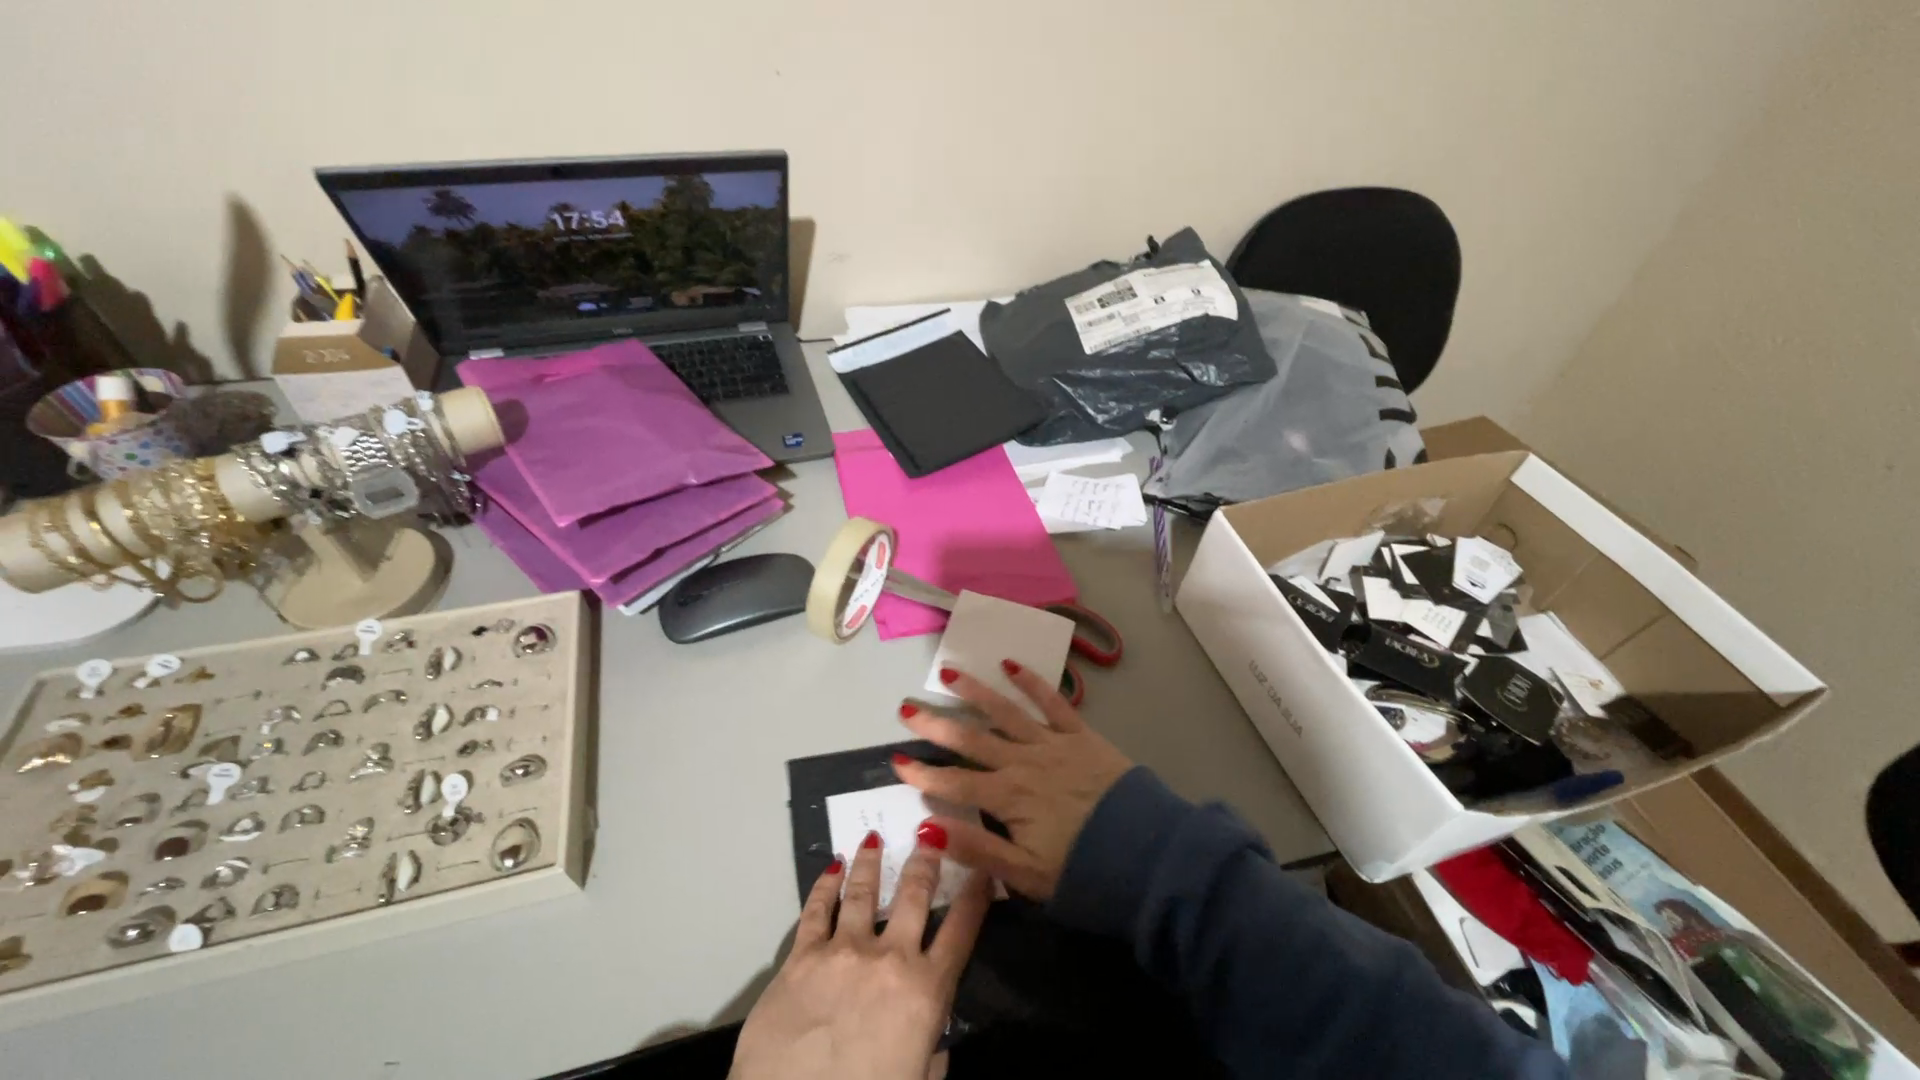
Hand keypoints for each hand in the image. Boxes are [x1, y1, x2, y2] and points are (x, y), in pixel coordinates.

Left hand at [728, 824, 992, 1079]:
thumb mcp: (918, 1078)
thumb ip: (931, 1048)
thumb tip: (932, 1029)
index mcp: (925, 990)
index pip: (960, 932)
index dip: (975, 897)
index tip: (982, 868)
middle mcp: (889, 958)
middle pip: (913, 897)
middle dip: (925, 861)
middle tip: (930, 833)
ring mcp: (842, 952)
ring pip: (861, 893)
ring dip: (870, 862)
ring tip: (873, 838)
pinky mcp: (801, 957)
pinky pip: (816, 911)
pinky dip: (824, 886)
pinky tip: (830, 869)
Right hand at [891, 661, 1134, 900]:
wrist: (1150, 853)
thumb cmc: (1084, 871)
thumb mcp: (1026, 875)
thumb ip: (976, 849)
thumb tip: (927, 826)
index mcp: (1007, 799)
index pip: (954, 784)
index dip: (923, 774)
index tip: (895, 760)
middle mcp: (1023, 763)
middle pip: (971, 740)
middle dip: (936, 724)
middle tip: (905, 708)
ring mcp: (1052, 744)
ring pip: (1005, 712)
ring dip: (975, 691)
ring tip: (947, 673)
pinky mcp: (1080, 735)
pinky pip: (1052, 702)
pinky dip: (1032, 682)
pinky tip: (1011, 664)